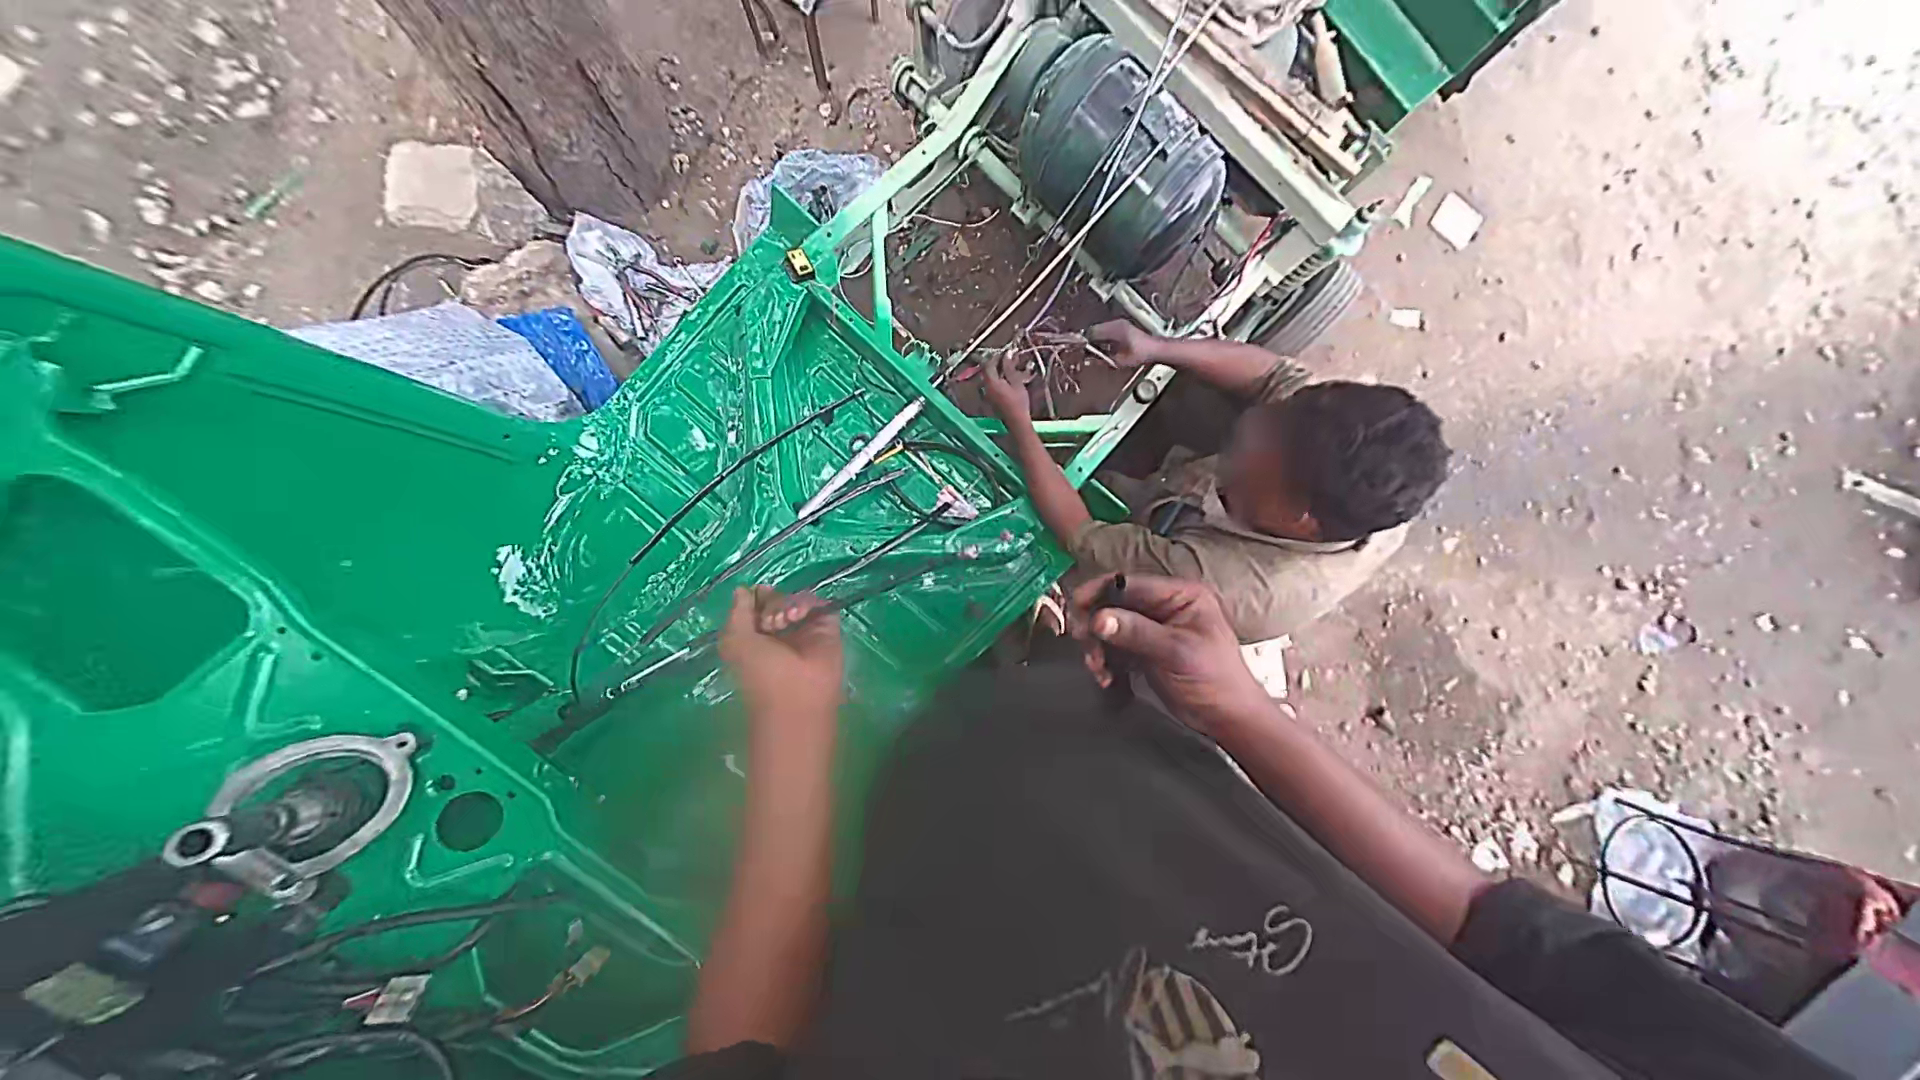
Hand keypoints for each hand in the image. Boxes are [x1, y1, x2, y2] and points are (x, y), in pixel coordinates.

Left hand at [719, 586, 843, 733]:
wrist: (795, 698)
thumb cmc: (759, 673)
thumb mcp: (734, 641)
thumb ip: (737, 611)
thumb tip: (743, 588)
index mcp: (756, 635)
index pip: (757, 604)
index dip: (755, 597)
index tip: (754, 598)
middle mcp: (781, 630)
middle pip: (777, 598)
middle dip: (770, 603)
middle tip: (769, 622)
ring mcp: (805, 628)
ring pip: (796, 598)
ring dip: (786, 604)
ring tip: (783, 621)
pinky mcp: (827, 628)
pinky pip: (818, 604)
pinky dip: (806, 603)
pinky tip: (797, 616)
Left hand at [978, 349, 1032, 421]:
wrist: (1017, 421)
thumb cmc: (1018, 402)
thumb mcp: (1016, 382)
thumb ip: (1009, 368)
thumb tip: (1007, 354)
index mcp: (991, 382)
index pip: (988, 364)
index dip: (996, 357)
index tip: (1005, 353)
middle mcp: (986, 387)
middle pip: (988, 371)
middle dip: (997, 364)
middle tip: (1009, 360)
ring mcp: (987, 394)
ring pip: (990, 378)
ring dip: (999, 372)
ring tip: (1011, 369)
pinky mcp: (991, 399)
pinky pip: (992, 385)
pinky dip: (999, 380)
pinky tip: (1008, 380)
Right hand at [1069, 574, 1273, 736]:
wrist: (1227, 719)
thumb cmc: (1215, 680)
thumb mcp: (1177, 652)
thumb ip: (1137, 632)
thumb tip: (1098, 619)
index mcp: (1180, 595)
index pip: (1130, 584)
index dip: (1099, 592)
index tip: (1077, 605)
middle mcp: (1163, 606)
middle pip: (1114, 603)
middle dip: (1095, 624)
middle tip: (1085, 644)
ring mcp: (1151, 627)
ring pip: (1108, 626)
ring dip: (1097, 646)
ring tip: (1098, 668)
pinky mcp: (1142, 649)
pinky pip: (1112, 646)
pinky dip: (1104, 660)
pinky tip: (1106, 677)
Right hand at [1085, 319, 1156, 368]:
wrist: (1156, 349)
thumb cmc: (1142, 353)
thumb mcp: (1120, 360)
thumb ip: (1103, 359)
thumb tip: (1091, 359)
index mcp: (1115, 329)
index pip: (1092, 332)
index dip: (1085, 341)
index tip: (1080, 348)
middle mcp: (1117, 323)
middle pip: (1095, 329)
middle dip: (1089, 340)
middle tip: (1085, 350)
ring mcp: (1120, 324)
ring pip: (1101, 329)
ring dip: (1096, 339)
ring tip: (1093, 350)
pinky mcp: (1123, 327)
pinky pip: (1108, 330)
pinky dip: (1103, 338)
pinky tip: (1104, 347)